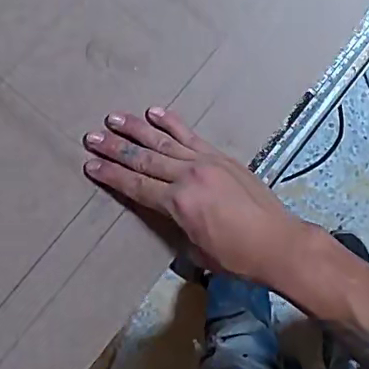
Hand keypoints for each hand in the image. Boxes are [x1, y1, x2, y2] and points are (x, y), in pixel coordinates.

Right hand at [83, 106, 316, 286]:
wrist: (278, 241)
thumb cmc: (236, 256)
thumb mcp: (196, 250)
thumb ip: (175, 226)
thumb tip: (164, 214)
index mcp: (179, 204)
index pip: (136, 186)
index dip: (111, 175)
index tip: (90, 164)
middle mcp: (188, 176)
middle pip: (143, 159)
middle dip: (115, 149)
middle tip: (91, 136)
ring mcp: (204, 161)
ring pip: (162, 141)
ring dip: (135, 129)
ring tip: (113, 118)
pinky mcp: (218, 155)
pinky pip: (189, 135)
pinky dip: (171, 122)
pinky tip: (153, 111)